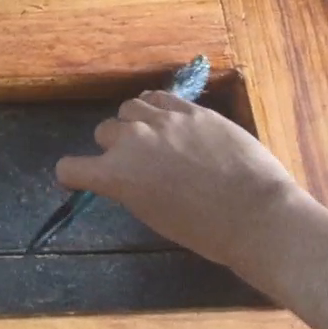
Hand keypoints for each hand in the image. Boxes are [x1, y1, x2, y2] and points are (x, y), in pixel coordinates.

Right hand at [55, 92, 308, 274]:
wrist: (256, 215)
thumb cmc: (205, 231)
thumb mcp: (153, 214)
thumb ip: (129, 187)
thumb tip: (126, 174)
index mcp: (116, 175)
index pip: (71, 167)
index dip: (73, 175)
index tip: (81, 178)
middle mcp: (131, 140)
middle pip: (104, 131)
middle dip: (112, 147)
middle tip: (134, 162)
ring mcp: (163, 119)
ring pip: (129, 108)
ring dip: (133, 123)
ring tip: (152, 137)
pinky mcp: (191, 108)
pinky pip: (158, 98)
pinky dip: (156, 109)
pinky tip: (169, 121)